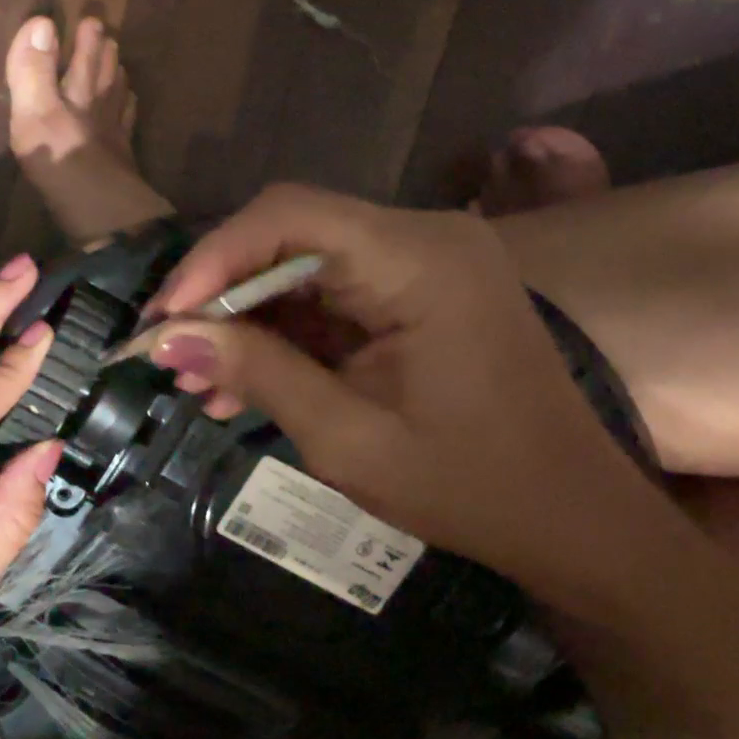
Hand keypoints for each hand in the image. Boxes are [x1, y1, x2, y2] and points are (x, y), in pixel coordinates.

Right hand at [143, 184, 656, 584]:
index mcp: (420, 261)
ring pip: (298, 267)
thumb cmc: (471, 488)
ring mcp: (423, 263)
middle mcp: (424, 239)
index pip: (287, 215)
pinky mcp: (416, 293)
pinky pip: (327, 296)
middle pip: (288, 234)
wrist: (574, 522)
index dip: (211, 257)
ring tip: (197, 383)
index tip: (164, 320)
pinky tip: (239, 387)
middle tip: (169, 353)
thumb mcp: (347, 438)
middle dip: (220, 293)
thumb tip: (166, 338)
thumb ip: (256, 374)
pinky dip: (280, 337)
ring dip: (244, 321)